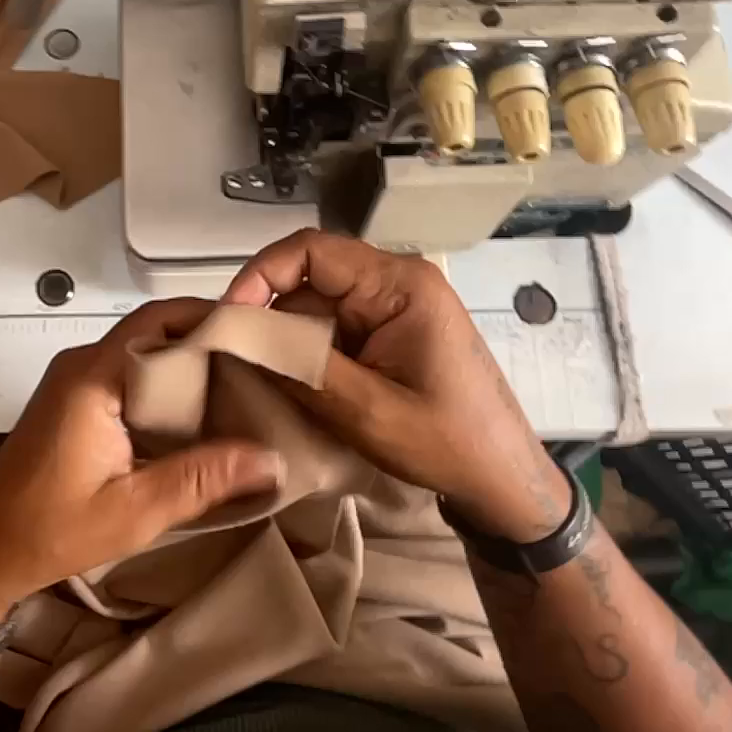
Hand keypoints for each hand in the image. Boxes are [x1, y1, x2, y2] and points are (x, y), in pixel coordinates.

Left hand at [0, 299, 284, 635]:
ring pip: (141, 353)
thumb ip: (202, 478)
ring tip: (242, 389)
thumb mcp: (135, 511)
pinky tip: (199, 415)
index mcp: (92, 378)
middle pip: (152, 331)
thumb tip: (271, 459)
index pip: (157, 320)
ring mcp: (74, 380)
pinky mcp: (74, 399)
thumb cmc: (51, 532)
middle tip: (260, 367)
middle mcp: (81, 365)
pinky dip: (164, 386)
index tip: (257, 336)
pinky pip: (127, 375)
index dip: (209, 318)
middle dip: (206, 343)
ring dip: (187, 366)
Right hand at [223, 228, 569, 540]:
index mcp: (398, 284)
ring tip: (258, 380)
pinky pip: (329, 330)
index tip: (228, 319)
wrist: (503, 481)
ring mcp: (389, 308)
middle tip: (233, 360)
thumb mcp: (369, 412)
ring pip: (312, 308)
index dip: (259, 275)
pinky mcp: (384, 333)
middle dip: (267, 318)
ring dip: (285, 342)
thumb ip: (301, 370)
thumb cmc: (449, 444)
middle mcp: (393, 283)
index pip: (310, 250)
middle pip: (306, 281)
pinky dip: (304, 355)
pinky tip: (291, 386)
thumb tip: (234, 340)